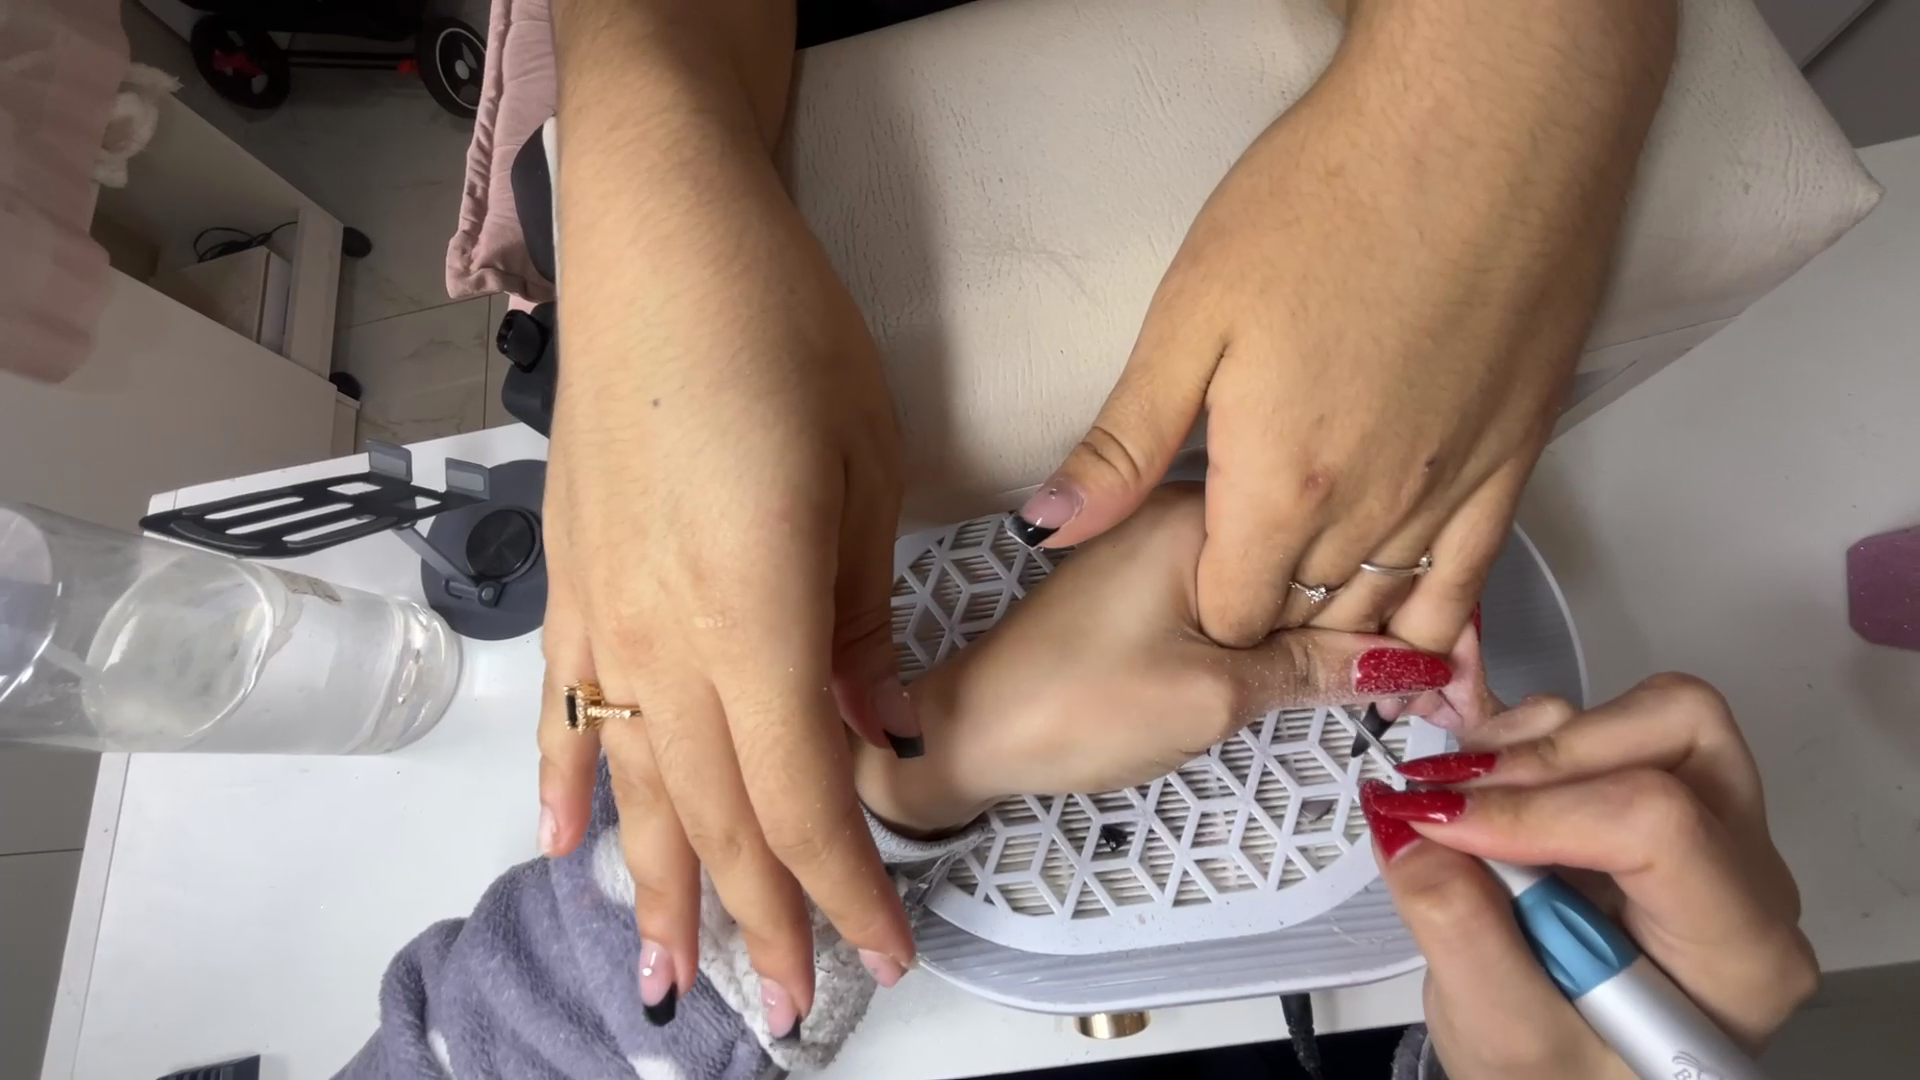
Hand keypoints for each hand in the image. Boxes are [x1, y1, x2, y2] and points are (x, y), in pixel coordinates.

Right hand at [540, 0, 915, 1032]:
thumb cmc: (787, 341)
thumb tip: (868, 722)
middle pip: (718, 810)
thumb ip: (854, 618)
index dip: (842, 885)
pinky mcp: (573, 571)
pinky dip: (568, 783)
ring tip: (673, 977)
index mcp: (753, 612)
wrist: (669, 245)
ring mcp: (604, 607)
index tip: (879, 954)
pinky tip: (562, 845)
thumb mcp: (865, 479)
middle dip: (762, 913)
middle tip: (782, 1006)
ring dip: (661, 884)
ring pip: (635, 781)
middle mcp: (663, 633)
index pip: (800, 793)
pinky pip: (567, 704)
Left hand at [856, 484, 1457, 835]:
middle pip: (1322, 558)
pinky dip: (1298, 626)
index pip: (1338, 553)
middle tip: (1468, 696)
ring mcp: (1174, 538)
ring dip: (1355, 628)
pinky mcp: (1158, 574)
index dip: (1414, 620)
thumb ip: (1305, 667)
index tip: (1470, 682)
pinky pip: (1251, 591)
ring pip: (1292, 576)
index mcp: (1204, 516)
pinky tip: (1344, 660)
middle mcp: (1193, 508)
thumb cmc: (1080, 707)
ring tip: (1433, 689)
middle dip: (1398, 622)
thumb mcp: (1206, 694)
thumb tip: (1406, 665)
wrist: (974, 724)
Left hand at [1013, 0, 1674, 652]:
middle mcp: (1372, 506)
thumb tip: (1047, 526)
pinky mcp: (1517, 451)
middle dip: (1268, 627)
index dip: (1207, 621)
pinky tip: (1430, 655)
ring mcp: (1453, 484)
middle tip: (1242, 611)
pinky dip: (1444, 622)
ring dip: (1342, 628)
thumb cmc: (1316, 209)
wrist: (1484, 113)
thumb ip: (1123, 447)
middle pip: (1306, 614)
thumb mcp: (1187, 325)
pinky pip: (1476, 572)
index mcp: (1281, 484)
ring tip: (1316, 642)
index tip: (1190, 607)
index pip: (1234, 613)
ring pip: (1387, 605)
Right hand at [1363, 675, 1816, 1078]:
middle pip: (1677, 734)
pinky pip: (1585, 717)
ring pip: (1635, 712)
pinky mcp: (1632, 795)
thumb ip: (1453, 929)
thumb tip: (1404, 823)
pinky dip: (1510, 733)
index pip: (1656, 824)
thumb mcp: (1499, 1032)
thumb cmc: (1556, 1070)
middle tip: (1453, 790)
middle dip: (1542, 749)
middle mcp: (1735, 871)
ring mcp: (1691, 825)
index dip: (1530, 808)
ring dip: (1521, 739)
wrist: (1561, 1068)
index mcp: (1732, 948)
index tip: (1435, 823)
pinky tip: (1468, 785)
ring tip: (1454, 793)